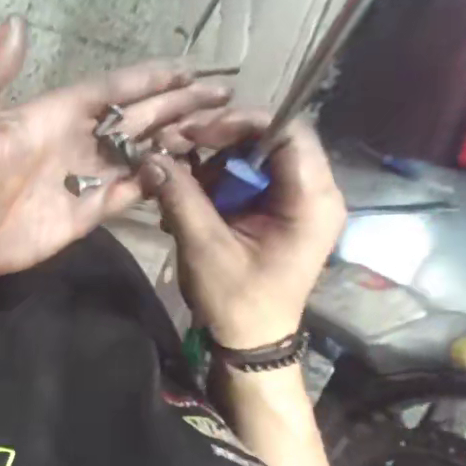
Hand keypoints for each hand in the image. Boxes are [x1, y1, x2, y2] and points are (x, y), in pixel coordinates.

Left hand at [0, 17, 231, 281]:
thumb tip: (16, 24)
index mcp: (57, 114)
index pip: (113, 89)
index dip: (148, 77)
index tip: (187, 66)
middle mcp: (79, 139)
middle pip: (139, 115)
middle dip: (178, 102)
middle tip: (220, 94)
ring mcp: (87, 175)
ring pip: (143, 150)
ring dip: (177, 138)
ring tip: (217, 129)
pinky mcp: (91, 210)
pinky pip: (133, 191)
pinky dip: (160, 181)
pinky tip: (188, 172)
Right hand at [142, 113, 346, 349]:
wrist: (252, 343)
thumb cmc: (238, 301)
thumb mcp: (205, 247)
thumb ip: (180, 195)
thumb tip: (150, 156)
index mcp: (312, 201)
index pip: (288, 132)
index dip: (241, 122)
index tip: (197, 134)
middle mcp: (315, 193)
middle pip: (270, 138)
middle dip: (220, 138)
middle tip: (177, 146)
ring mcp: (298, 200)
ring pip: (255, 154)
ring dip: (214, 158)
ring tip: (177, 172)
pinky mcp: (280, 209)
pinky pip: (249, 175)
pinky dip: (217, 177)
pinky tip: (190, 191)